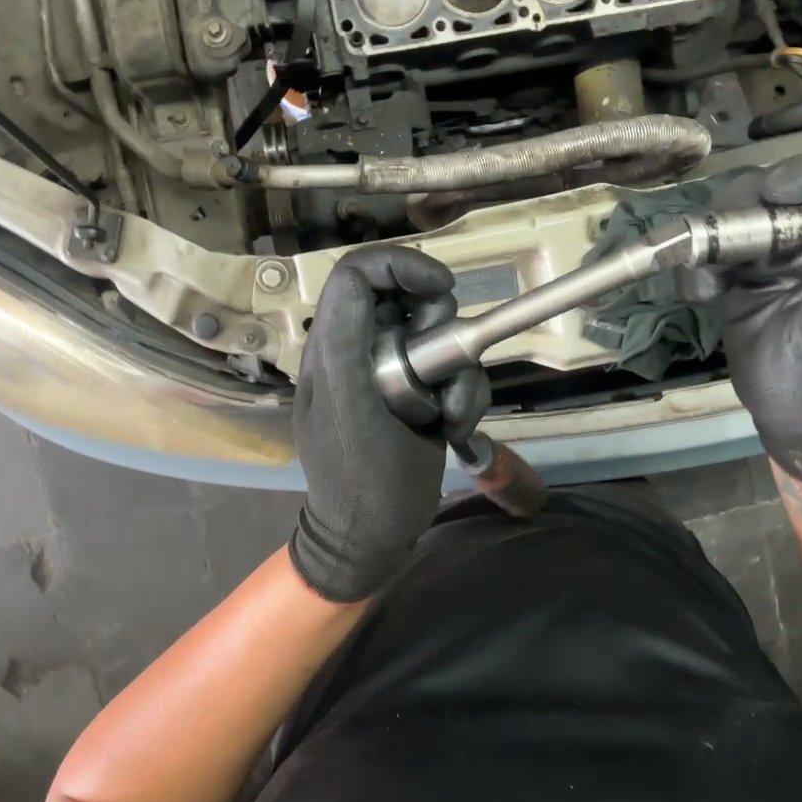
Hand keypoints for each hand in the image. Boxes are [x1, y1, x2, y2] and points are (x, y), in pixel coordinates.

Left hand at [290, 246, 488, 601]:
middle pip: (412, 298)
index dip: (400, 265)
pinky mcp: (427, 396)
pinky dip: (467, 401)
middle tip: (441, 369)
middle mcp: (366, 349)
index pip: (359, 272)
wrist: (375, 537)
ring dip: (459, 377)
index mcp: (334, 344)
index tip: (440, 288)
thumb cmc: (356, 476)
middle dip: (438, 330)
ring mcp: (399, 373)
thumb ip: (345, 340)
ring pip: (446, 337)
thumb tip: (360, 276)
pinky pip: (462, 374)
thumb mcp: (345, 407)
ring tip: (446, 416)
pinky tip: (453, 433)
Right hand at [686, 140, 801, 486]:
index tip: (781, 191)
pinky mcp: (748, 269)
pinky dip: (698, 264)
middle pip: (792, 178)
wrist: (791, 423)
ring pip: (745, 205)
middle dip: (750, 203)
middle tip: (723, 240)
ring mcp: (787, 249)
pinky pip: (714, 242)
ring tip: (707, 280)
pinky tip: (702, 295)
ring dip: (714, 236)